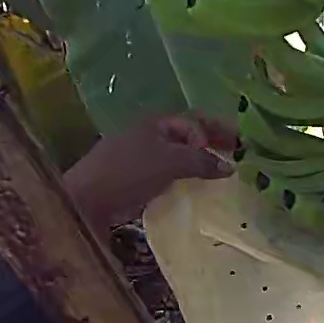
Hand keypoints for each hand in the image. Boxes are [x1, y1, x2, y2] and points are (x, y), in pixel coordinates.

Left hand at [62, 113, 234, 229]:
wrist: (84, 201)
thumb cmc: (128, 172)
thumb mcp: (171, 162)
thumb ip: (202, 161)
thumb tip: (230, 168)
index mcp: (157, 123)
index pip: (197, 121)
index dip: (217, 133)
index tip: (234, 150)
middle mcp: (150, 134)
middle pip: (190, 134)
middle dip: (215, 143)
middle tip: (239, 154)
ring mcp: (141, 155)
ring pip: (181, 153)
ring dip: (202, 160)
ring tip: (221, 172)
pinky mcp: (137, 176)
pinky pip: (171, 170)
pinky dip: (188, 174)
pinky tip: (196, 186)